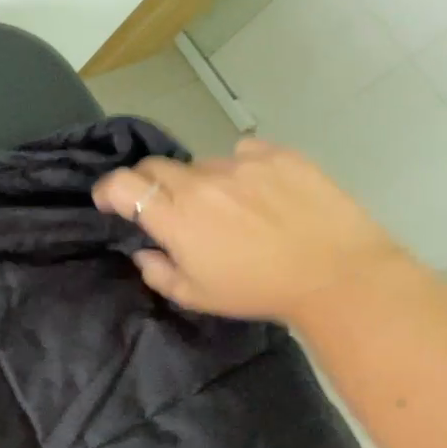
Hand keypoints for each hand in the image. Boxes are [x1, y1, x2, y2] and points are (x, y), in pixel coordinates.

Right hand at [92, 138, 412, 325]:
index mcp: (174, 217)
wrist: (337, 274)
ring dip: (198, 181)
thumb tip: (146, 251)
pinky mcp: (281, 156)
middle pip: (155, 166)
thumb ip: (156, 271)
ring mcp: (243, 165)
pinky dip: (239, 166)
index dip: (109, 190)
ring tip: (222, 204)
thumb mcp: (192, 295)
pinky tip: (254, 188)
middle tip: (164, 206)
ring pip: (201, 164)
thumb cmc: (256, 291)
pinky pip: (244, 152)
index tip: (112, 203)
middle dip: (148, 183)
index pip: (122, 184)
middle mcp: (202, 183)